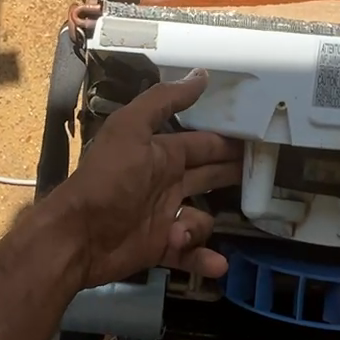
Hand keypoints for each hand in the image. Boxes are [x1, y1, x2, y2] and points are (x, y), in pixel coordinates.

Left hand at [42, 70, 242, 288]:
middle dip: (230, 175)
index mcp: (160, 153)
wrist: (78, 235)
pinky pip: (190, 253)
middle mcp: (165, 182)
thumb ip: (164, 101)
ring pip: (200, 219)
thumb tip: (201, 75)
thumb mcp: (131, 129)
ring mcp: (164, 216)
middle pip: (208, 176)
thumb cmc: (108, 179)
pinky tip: (218, 264)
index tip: (260, 139)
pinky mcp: (160, 246)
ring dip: (199, 227)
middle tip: (261, 178)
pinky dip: (203, 259)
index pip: (201, 142)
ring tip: (180, 231)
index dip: (227, 141)